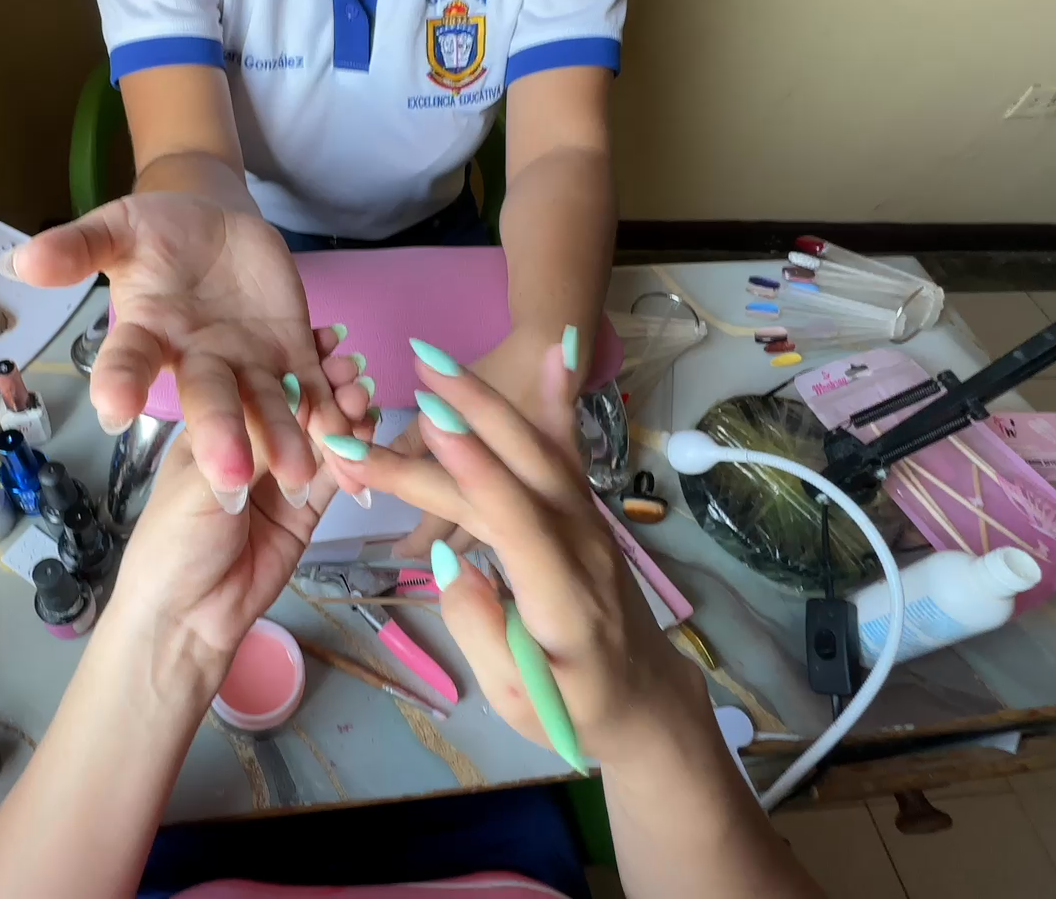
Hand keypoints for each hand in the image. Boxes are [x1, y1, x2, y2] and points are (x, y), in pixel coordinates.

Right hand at [5, 192, 355, 511]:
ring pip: (267, 405)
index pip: (128, 361)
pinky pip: (312, 387)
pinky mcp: (291, 353)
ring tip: (304, 474)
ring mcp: (248, 363)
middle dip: (219, 435)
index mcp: (151, 334)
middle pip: (207, 400)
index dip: (119, 383)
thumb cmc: (160, 229)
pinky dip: (329, 412)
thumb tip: (19, 259)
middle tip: (231, 476)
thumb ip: (80, 244)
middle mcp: (198, 361)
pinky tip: (347, 438)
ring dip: (285, 438)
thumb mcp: (119, 227)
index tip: (114, 411)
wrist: (216, 224)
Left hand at [107, 330, 375, 663]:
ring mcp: (281, 476)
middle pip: (295, 405)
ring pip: (320, 436)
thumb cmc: (176, 540)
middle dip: (324, 383)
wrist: (188, 617)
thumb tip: (299, 391)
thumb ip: (254, 441)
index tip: (323, 343)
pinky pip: (336, 475)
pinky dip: (356, 454)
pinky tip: (372, 431)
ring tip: (365, 393)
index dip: (292, 364)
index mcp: (215, 428)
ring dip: (344, 414)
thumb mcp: (206, 481)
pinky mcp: (307, 508)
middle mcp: (251, 446)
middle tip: (353, 367)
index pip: (258, 385)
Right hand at [315, 336, 707, 763]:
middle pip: (520, 469)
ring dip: (486, 399)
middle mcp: (579, 544)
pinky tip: (556, 351)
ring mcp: (586, 519)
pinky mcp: (584, 508)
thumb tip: (445, 562)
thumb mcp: (518, 699)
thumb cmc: (571, 705)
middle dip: (462, 419)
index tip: (433, 422)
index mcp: (561, 598)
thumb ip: (481, 632)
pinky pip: (568, 448)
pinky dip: (560, 397)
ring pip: (535, 448)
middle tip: (410, 379)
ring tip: (437, 357)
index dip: (476, 470)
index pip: (517, 522)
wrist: (645, 694)